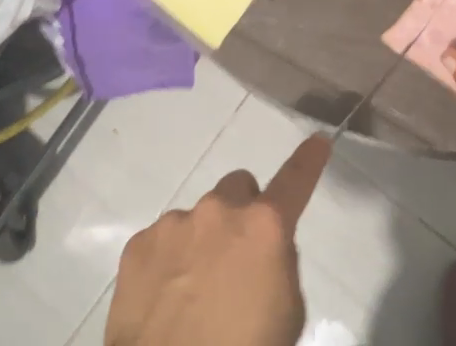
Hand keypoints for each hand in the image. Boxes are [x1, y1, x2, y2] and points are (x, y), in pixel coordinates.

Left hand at [105, 135, 332, 345]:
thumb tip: (263, 250)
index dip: (308, 160)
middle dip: (242, 212)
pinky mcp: (138, 245)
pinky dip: (169, 261)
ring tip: (194, 291)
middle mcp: (219, 212)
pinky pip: (162, 241)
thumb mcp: (288, 312)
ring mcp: (174, 225)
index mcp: (264, 227)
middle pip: (238, 188)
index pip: (295, 180)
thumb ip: (280, 264)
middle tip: (238, 257)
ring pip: (197, 218)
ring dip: (203, 241)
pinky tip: (166, 298)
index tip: (316, 142)